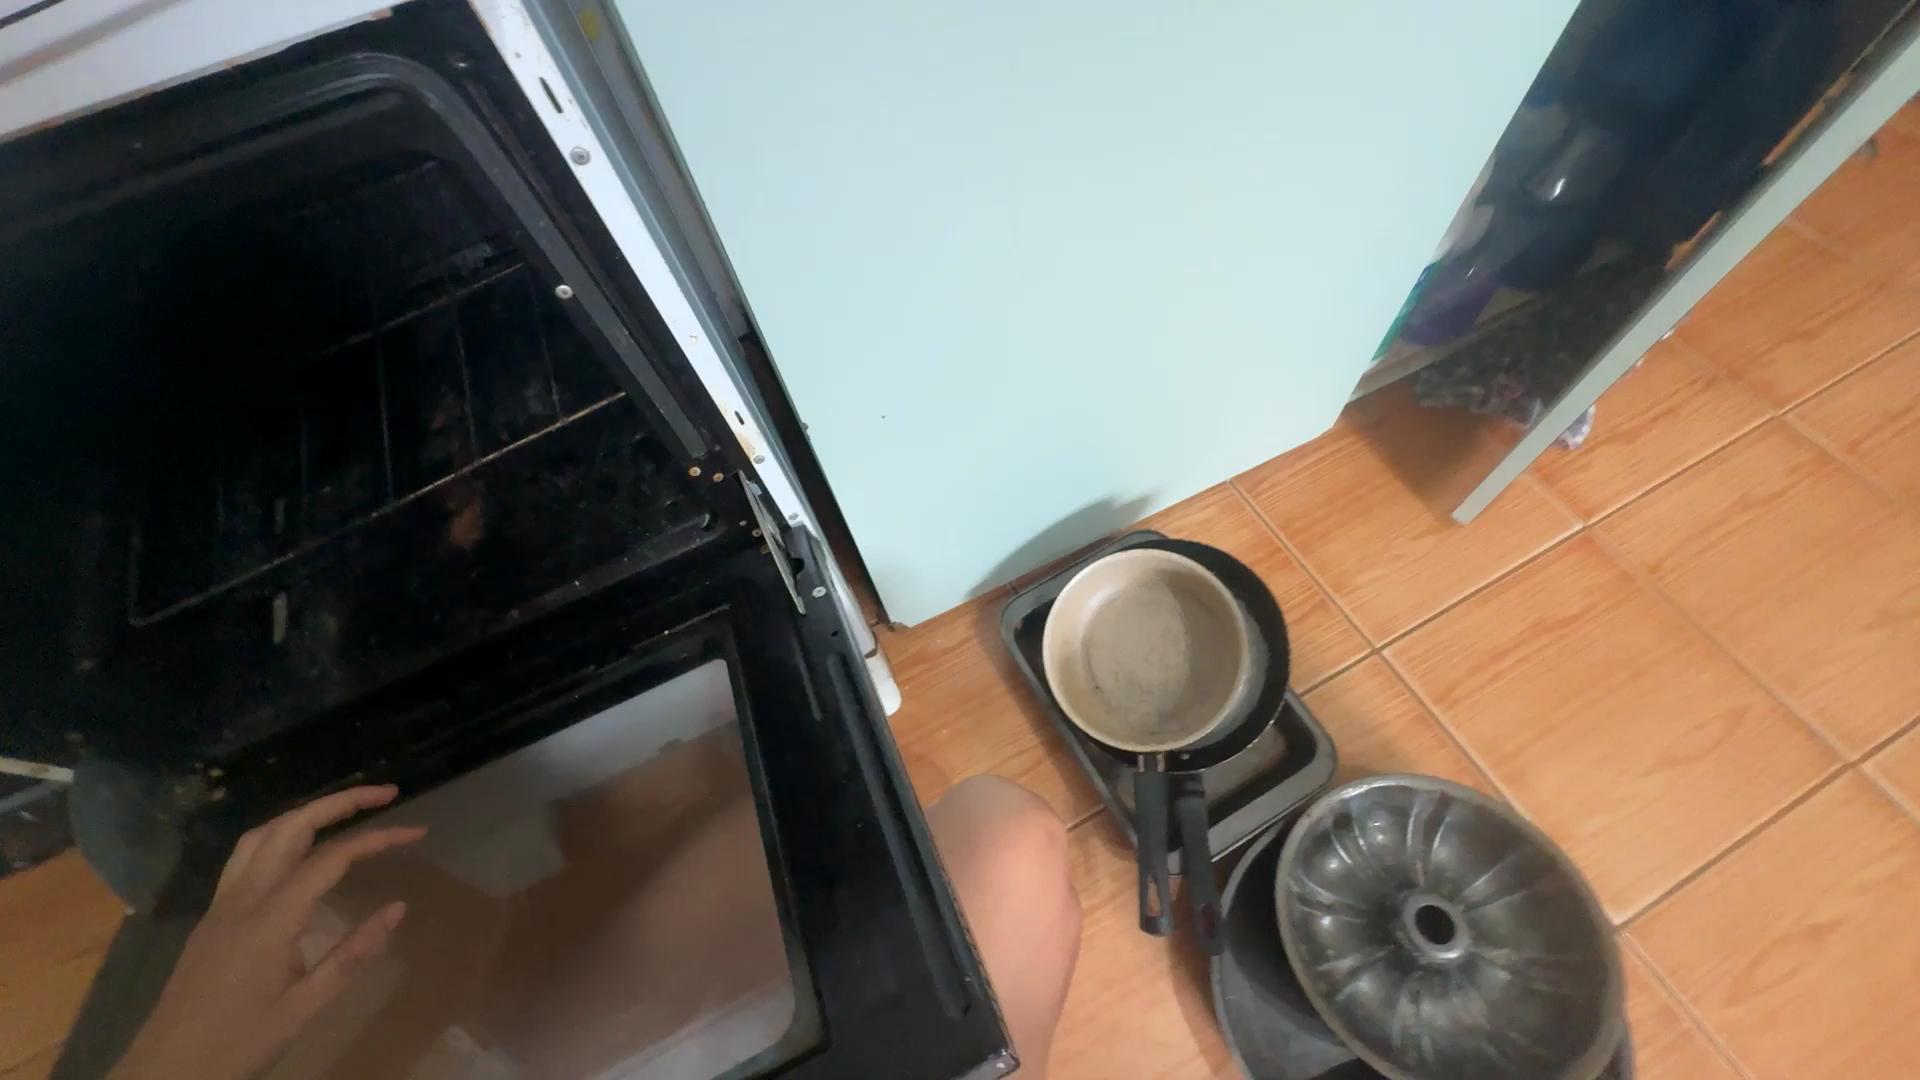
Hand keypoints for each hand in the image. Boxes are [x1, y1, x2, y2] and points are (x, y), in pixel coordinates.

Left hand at [106, 785, 425, 1079]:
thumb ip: (352, 954)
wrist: (158, 1079)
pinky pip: (246, 856)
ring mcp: (221, 907)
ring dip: (308, 813)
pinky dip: (284, 833)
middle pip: (290, 828)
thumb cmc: (236, 1044)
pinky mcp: (212, 917)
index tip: (418, 833)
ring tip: (348, 809)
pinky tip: (304, 846)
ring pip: (262, 836)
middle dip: (342, 802)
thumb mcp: (304, 1008)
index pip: (331, 858)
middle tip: (388, 794)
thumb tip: (399, 907)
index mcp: (270, 921)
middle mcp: (242, 901)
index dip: (378, 838)